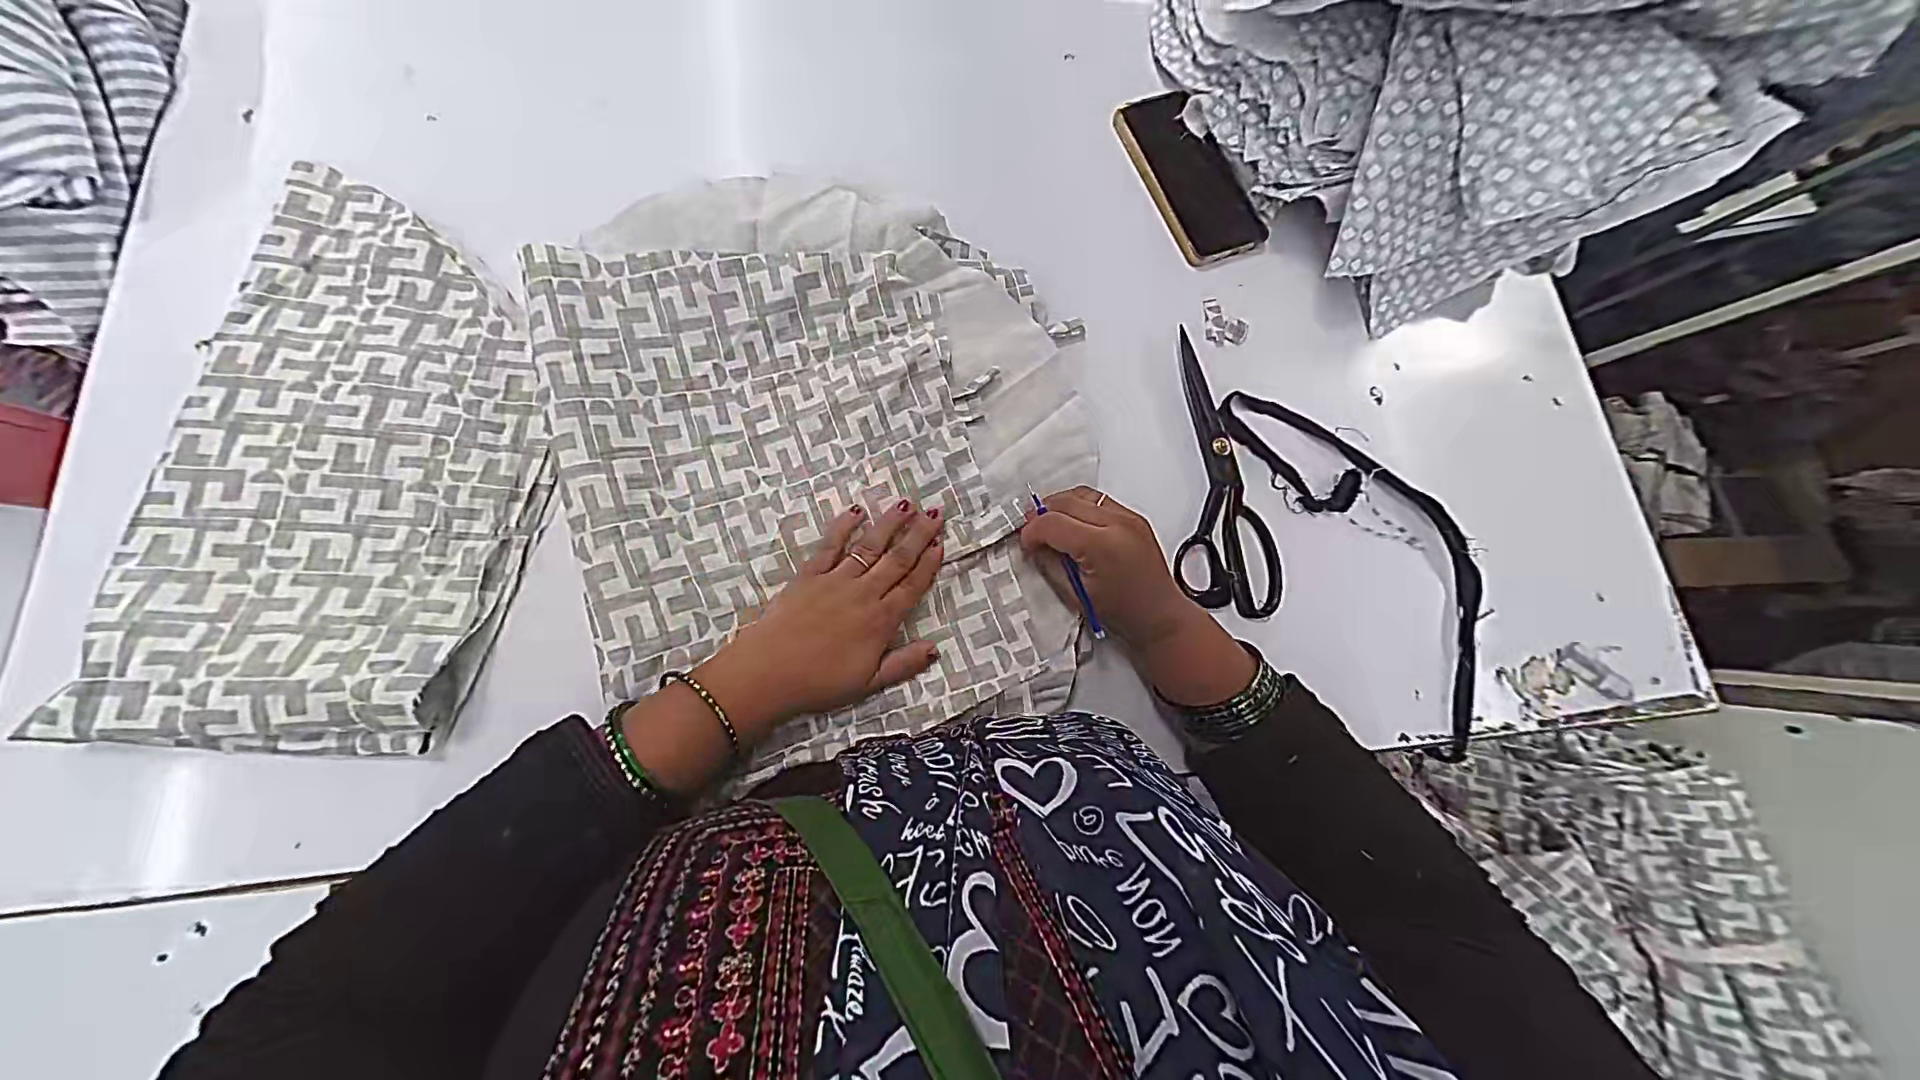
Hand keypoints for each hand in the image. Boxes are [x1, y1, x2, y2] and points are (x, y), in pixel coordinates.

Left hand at [623, 498, 946, 793]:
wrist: (768, 673)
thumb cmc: (819, 683)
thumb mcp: (869, 683)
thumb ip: (904, 664)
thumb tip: (935, 648)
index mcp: (881, 621)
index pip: (912, 586)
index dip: (928, 564)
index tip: (940, 544)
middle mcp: (863, 594)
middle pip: (897, 559)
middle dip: (918, 534)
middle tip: (935, 513)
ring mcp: (836, 581)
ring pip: (870, 546)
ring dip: (889, 523)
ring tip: (904, 503)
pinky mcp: (809, 575)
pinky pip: (831, 545)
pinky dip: (843, 526)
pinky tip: (856, 511)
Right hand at [1019, 487, 1253, 706]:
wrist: (1160, 616)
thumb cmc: (1123, 613)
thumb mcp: (1075, 594)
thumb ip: (1050, 565)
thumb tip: (1035, 546)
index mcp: (1101, 546)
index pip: (1052, 523)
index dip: (1031, 532)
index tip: (1026, 544)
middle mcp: (1118, 524)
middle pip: (1065, 502)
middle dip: (1042, 515)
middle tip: (1031, 532)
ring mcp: (1129, 518)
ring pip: (1082, 494)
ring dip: (1060, 506)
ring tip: (1050, 526)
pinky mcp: (1134, 518)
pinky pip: (1098, 500)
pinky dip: (1080, 507)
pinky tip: (1073, 525)